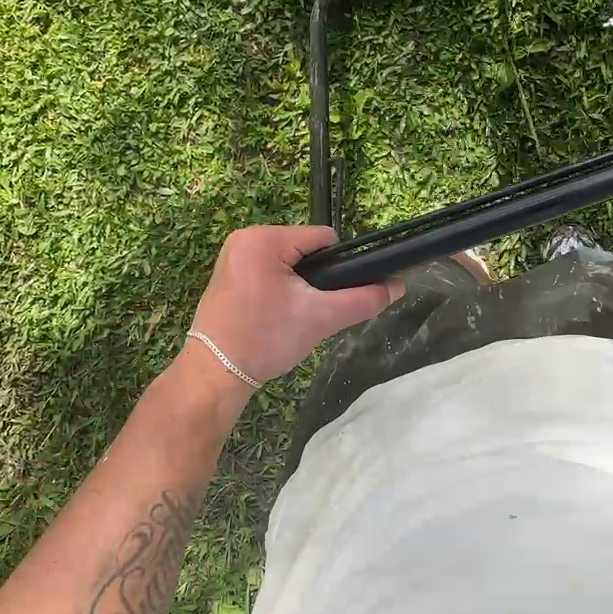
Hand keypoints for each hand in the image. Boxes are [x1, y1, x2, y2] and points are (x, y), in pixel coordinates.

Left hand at [185, 226, 401, 384]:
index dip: (337, 267)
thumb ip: (363, 299)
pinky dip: (281, 290)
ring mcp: (233, 255)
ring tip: (294, 316)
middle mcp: (245, 238)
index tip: (327, 298)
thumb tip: (398, 286)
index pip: (324, 239)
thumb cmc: (265, 339)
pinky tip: (277, 316)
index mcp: (263, 238)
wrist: (214, 375)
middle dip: (316, 279)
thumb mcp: (321, 318)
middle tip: (309, 311)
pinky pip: (270, 271)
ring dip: (299, 286)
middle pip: (306, 250)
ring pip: (290, 263)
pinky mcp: (228, 274)